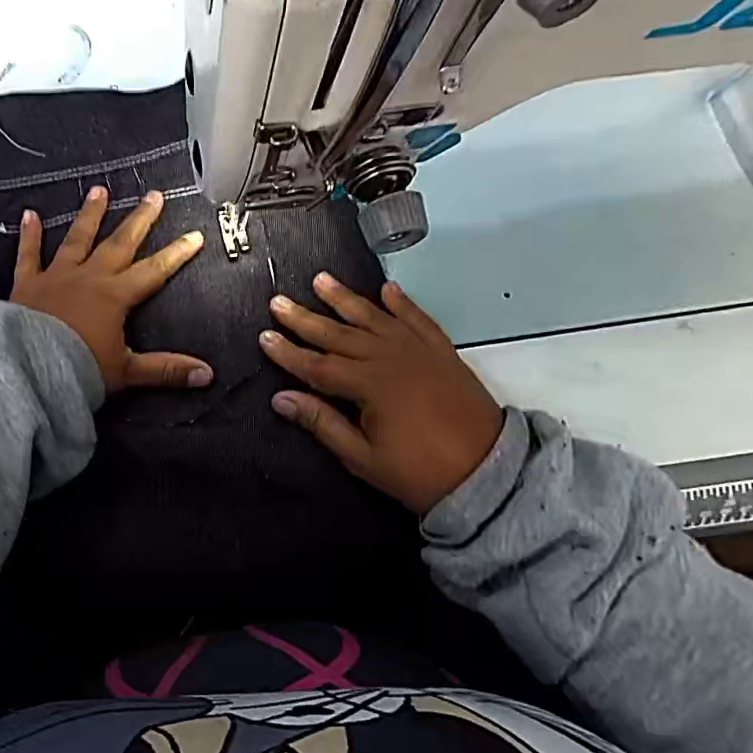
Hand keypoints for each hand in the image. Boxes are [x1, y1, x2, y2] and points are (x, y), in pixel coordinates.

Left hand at [10, 185, 212, 393]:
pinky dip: (29, 236)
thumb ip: (166, 370)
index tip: (194, 236)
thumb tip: (205, 375)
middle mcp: (88, 278)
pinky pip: (29, 255)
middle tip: (153, 196)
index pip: (154, 271)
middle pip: (119, 243)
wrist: (26, 367)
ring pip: (77, 239)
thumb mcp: (127, 371)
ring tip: (99, 191)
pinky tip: (29, 215)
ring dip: (90, 215)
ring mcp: (56, 276)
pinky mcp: (27, 284)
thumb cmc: (77, 369)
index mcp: (114, 296)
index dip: (177, 253)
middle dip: (140, 219)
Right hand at [260, 273, 502, 513]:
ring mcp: (418, 351)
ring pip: (374, 318)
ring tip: (321, 280)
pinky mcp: (441, 352)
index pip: (317, 365)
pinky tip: (387, 289)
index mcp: (369, 385)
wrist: (488, 472)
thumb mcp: (363, 457)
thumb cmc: (419, 472)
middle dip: (305, 318)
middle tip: (279, 301)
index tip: (264, 337)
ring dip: (346, 299)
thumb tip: (281, 399)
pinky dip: (402, 303)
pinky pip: (417, 319)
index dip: (288, 352)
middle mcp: (391, 358)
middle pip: (339, 334)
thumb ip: (322, 423)